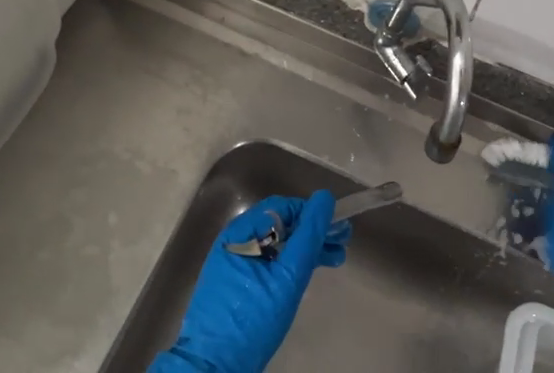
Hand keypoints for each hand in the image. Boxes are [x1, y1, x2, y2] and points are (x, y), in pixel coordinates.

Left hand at [153, 191, 351, 372]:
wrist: (212, 366)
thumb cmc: (253, 319)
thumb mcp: (288, 277)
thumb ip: (308, 237)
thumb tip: (325, 198)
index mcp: (242, 231)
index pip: (284, 208)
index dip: (313, 214)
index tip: (338, 229)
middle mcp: (236, 240)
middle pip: (280, 225)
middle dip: (313, 232)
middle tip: (341, 244)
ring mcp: (234, 261)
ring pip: (276, 244)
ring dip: (304, 248)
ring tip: (333, 260)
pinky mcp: (236, 281)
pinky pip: (267, 261)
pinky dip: (289, 263)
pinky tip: (307, 272)